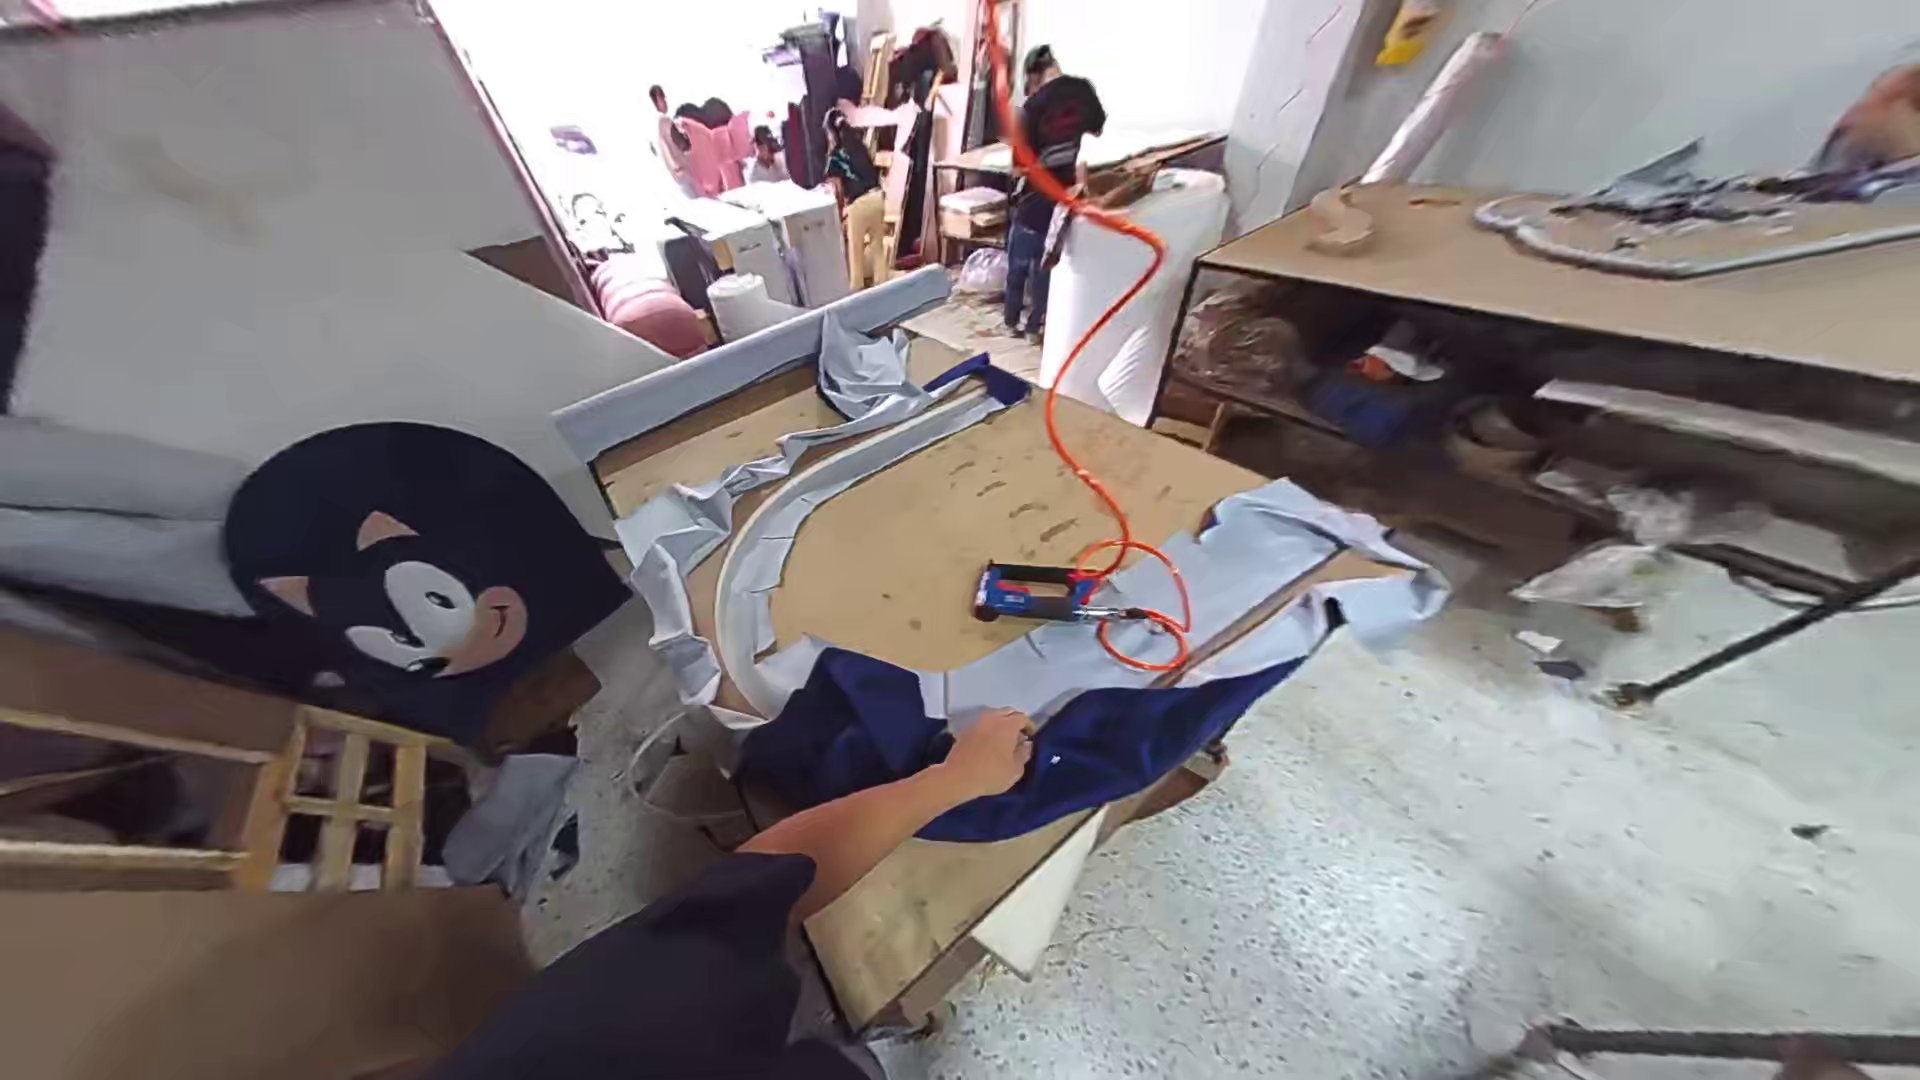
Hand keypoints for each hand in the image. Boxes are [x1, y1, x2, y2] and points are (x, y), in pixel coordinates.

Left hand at [931, 707, 1034, 802]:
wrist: (958, 776)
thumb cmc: (991, 774)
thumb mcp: (1015, 769)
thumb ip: (1024, 754)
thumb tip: (1025, 745)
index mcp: (1007, 725)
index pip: (1023, 718)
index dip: (1030, 726)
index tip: (1031, 736)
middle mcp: (992, 718)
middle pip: (1008, 712)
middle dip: (1016, 721)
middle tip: (1019, 736)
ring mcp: (977, 722)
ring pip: (994, 716)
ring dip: (1002, 724)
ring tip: (1005, 740)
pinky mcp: (966, 729)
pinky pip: (983, 723)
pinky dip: (990, 728)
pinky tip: (990, 743)